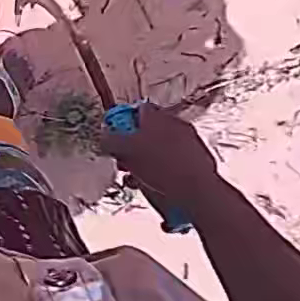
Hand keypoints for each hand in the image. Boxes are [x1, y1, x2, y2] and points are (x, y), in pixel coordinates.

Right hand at [99, 103, 222, 212]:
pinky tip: (146, 181)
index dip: (122, 119)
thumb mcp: (122, 150)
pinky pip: (168, 162)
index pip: (137, 109)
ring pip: (157, 147)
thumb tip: (104, 139)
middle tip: (120, 154)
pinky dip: (156, 170)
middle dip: (131, 142)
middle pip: (147, 130)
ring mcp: (188, 145)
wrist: (193, 190)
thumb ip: (109, 141)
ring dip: (142, 158)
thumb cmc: (160, 165)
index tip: (112, 132)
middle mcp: (176, 127)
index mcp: (158, 117)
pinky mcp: (195, 163)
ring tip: (131, 171)